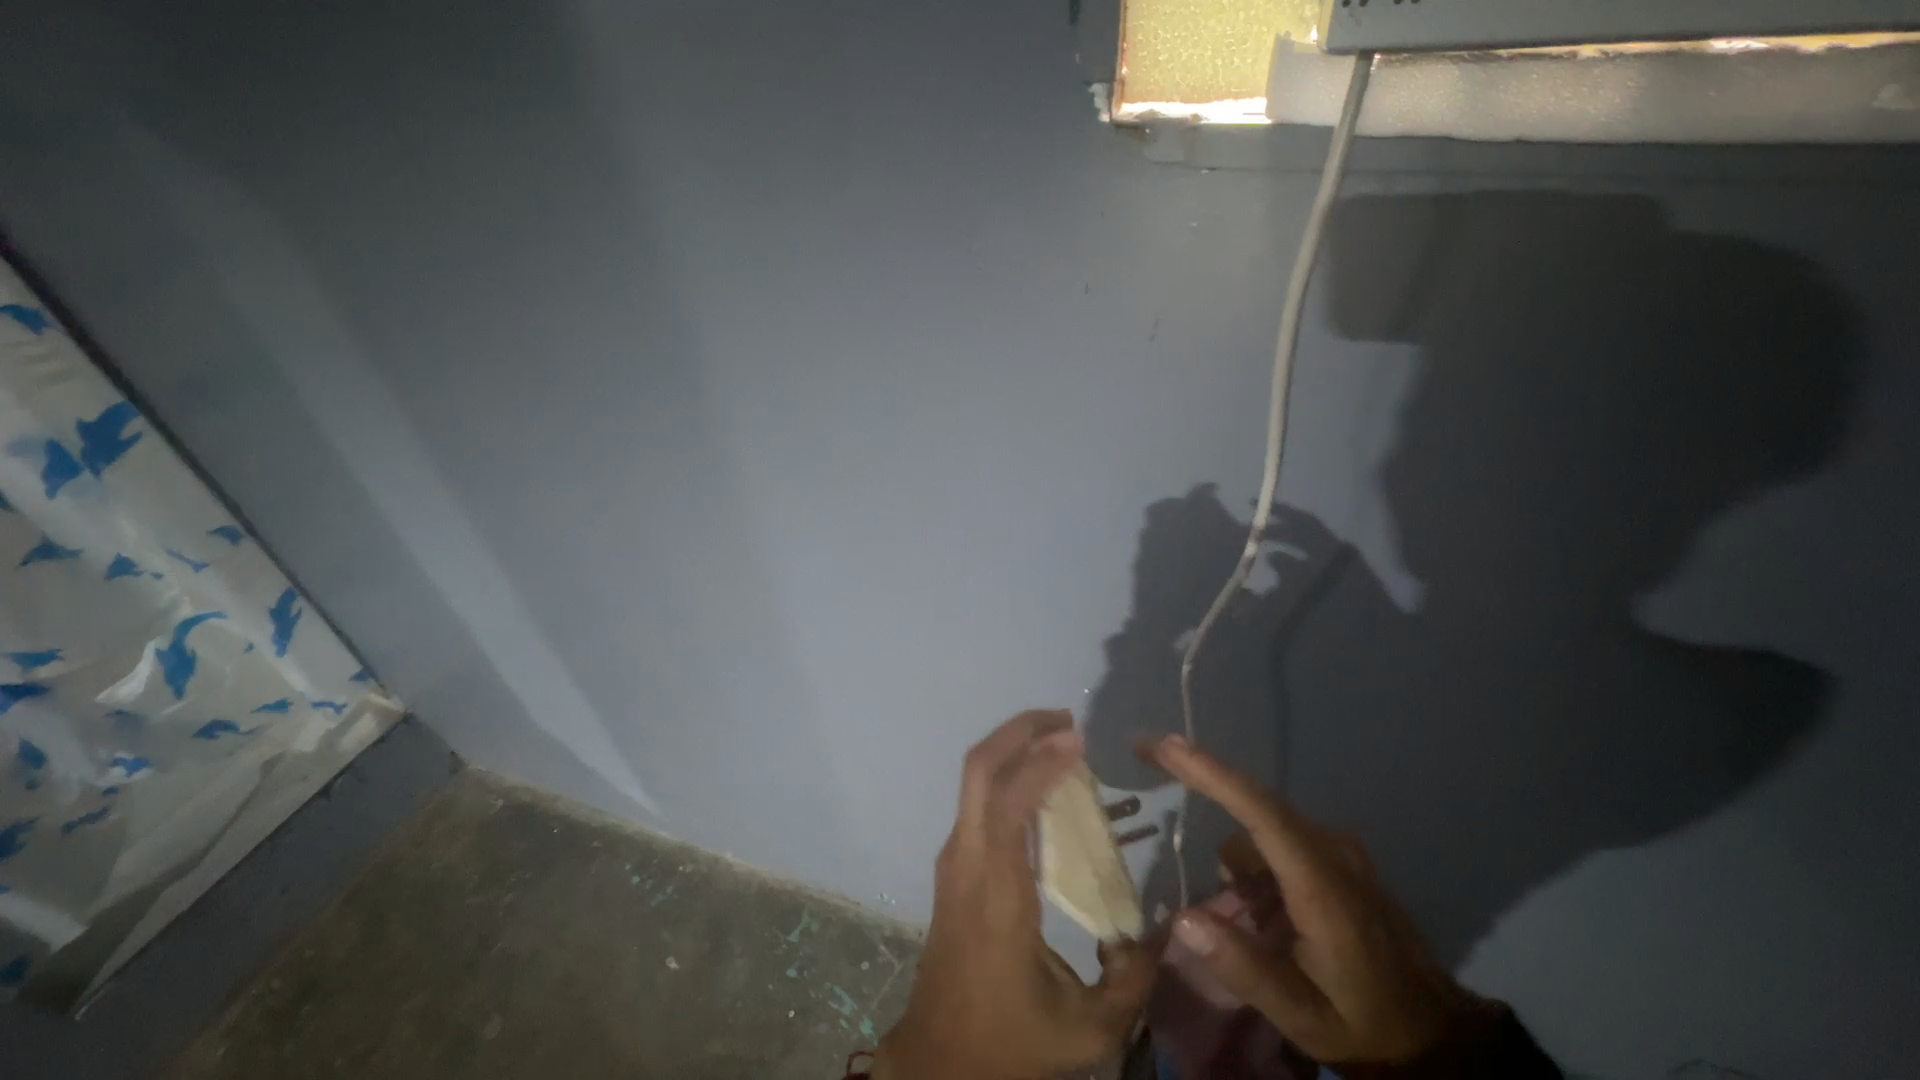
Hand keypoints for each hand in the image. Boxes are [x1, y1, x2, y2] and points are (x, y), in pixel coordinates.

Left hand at [874, 710, 1156, 1079]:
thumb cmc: (1010, 1042)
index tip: (1080, 741)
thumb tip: (1169, 929)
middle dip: (1018, 731)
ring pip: (973, 781)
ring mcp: (954, 863)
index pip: (1008, 800)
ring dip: (1013, 751)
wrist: (938, 1062)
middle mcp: (967, 862)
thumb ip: (1136, 978)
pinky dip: (1007, 779)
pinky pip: (978, 805)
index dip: (1041, 760)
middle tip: (1067, 722)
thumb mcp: (1089, 1027)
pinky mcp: (954, 872)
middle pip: (977, 769)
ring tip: (1062, 745)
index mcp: (997, 891)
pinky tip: (1045, 789)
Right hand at [1146, 734, 1487, 1066]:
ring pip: (1262, 831)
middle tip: (1148, 766)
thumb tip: (1182, 919)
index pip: (1260, 810)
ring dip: (1235, 863)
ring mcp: (1339, 853)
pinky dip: (1253, 870)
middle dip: (1201, 780)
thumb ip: (1243, 968)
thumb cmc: (1365, 1024)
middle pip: (1254, 805)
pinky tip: (1255, 917)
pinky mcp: (1339, 861)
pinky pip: (1280, 846)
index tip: (1163, 745)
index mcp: (1321, 883)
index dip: (1210, 773)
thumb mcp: (1302, 1016)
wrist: (1434, 1033)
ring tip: (1235, 922)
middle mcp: (1332, 851)